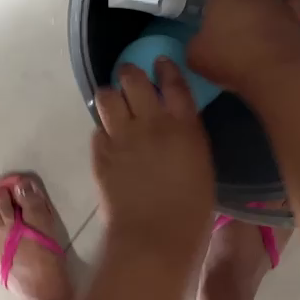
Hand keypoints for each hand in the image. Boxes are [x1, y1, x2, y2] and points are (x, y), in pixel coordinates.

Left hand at [93, 58, 215, 263]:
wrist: (155, 237)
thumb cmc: (192, 212)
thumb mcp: (201, 167)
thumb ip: (188, 138)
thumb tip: (177, 127)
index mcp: (184, 126)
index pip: (173, 82)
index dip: (165, 68)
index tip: (159, 62)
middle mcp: (151, 123)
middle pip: (132, 79)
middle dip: (129, 75)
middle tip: (130, 81)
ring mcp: (122, 137)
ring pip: (106, 97)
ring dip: (110, 97)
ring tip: (115, 107)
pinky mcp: (101, 154)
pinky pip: (98, 130)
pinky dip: (104, 131)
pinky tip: (110, 141)